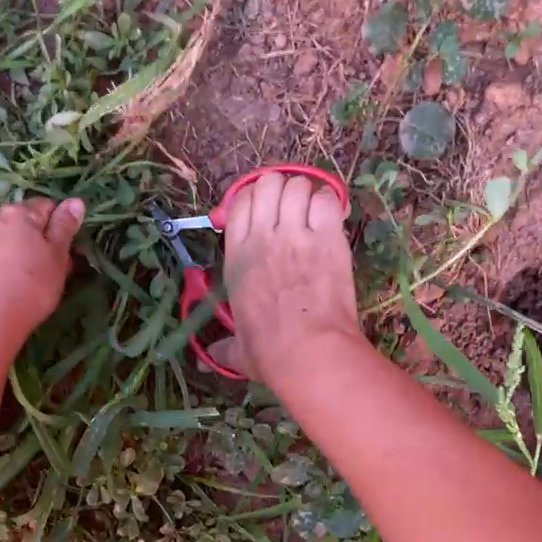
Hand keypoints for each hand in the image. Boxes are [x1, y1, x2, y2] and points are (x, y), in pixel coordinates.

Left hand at [0, 197, 84, 343]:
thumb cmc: (31, 288)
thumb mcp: (57, 257)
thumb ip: (64, 228)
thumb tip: (75, 202)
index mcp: (20, 213)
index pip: (47, 207)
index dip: (60, 227)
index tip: (65, 251)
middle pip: (23, 224)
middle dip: (38, 241)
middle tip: (49, 269)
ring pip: (5, 242)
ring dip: (17, 254)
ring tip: (26, 282)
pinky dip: (0, 268)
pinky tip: (6, 288)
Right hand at [206, 174, 359, 380]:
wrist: (308, 351)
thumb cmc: (269, 351)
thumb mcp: (238, 349)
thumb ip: (225, 347)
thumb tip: (210, 358)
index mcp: (236, 258)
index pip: (240, 203)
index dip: (252, 201)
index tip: (263, 216)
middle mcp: (263, 238)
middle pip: (268, 183)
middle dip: (280, 191)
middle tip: (290, 211)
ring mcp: (296, 233)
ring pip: (298, 185)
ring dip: (305, 195)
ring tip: (311, 215)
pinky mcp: (328, 236)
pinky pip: (327, 198)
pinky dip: (329, 204)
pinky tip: (331, 221)